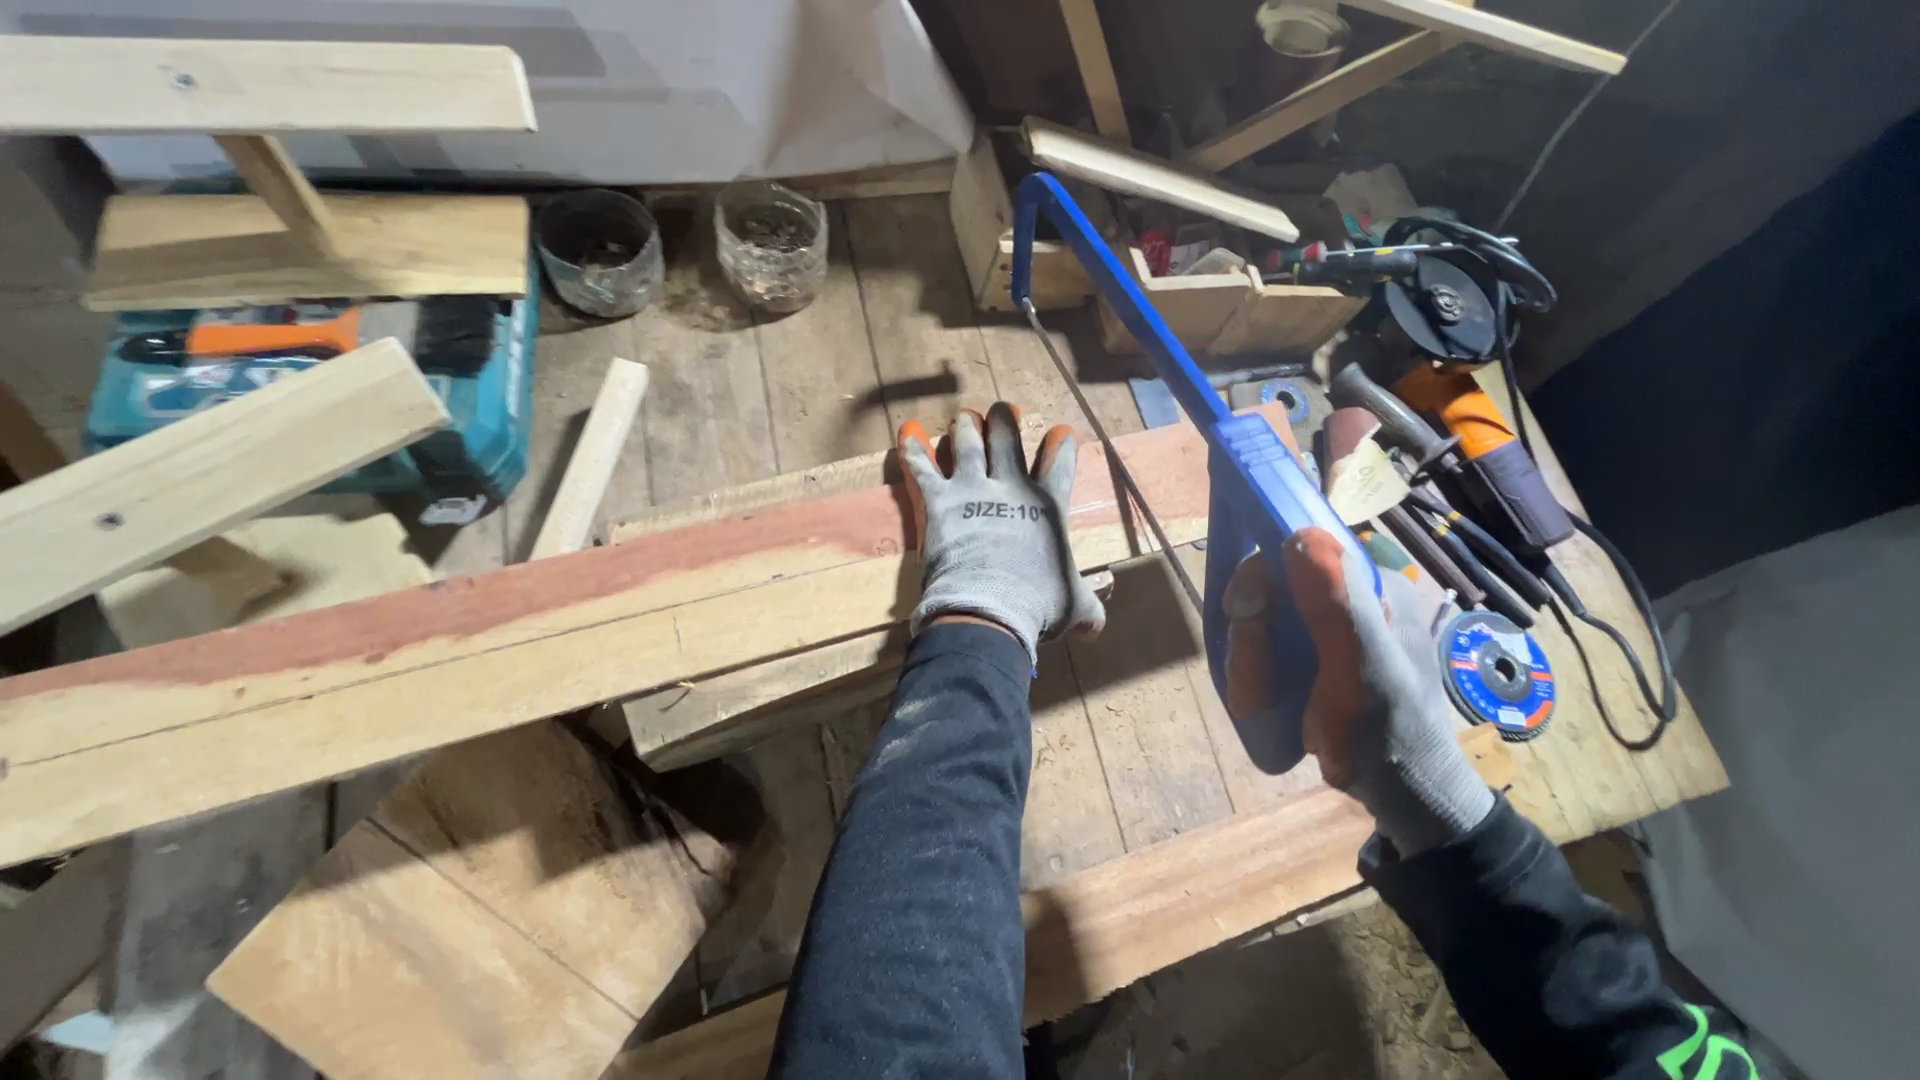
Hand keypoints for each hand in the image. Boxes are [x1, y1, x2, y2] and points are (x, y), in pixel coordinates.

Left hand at [899, 402, 1105, 661]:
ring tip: (964, 416)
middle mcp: (1012, 487)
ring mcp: (973, 488)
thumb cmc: (1036, 606)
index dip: (1061, 447)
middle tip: (1002, 410)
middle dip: (1005, 420)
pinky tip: (907, 433)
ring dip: (965, 427)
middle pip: (1008, 438)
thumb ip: (1087, 610)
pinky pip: (923, 469)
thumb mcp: (1073, 608)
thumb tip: (1096, 630)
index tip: (1061, 432)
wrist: (988, 609)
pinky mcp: (939, 500)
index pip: (1060, 466)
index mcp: (1049, 506)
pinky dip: (914, 451)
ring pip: (968, 443)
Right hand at [1223, 528, 1492, 854]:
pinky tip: (1263, 707)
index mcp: (1372, 588)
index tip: (1246, 618)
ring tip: (1259, 703)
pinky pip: (1262, 656)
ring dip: (1248, 668)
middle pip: (1269, 594)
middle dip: (1250, 641)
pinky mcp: (1312, 665)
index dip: (1260, 579)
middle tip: (1255, 681)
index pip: (1297, 554)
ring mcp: (1327, 635)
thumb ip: (1335, 604)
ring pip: (1258, 628)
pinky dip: (1253, 682)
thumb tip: (1298, 534)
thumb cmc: (1390, 731)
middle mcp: (1349, 602)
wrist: (1405, 799)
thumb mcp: (1363, 665)